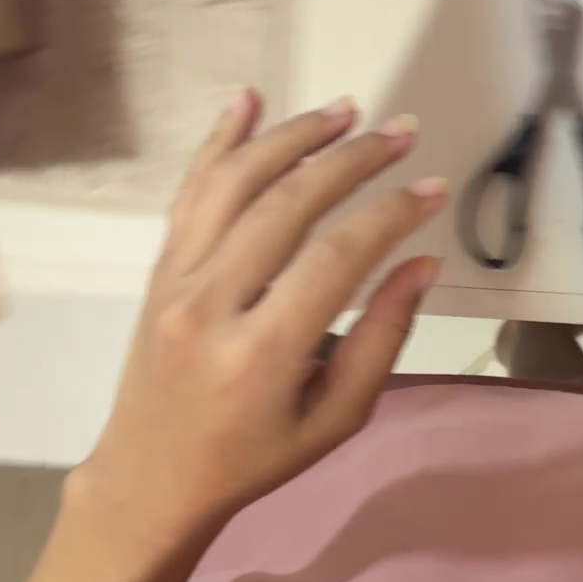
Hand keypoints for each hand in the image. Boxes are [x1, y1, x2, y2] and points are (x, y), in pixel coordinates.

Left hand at [66, 90, 446, 555]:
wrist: (149, 480)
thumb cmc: (255, 457)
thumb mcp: (338, 417)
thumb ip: (382, 337)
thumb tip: (422, 264)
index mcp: (261, 354)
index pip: (337, 258)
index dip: (391, 215)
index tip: (432, 189)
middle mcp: (208, 304)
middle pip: (286, 204)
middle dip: (352, 159)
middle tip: (401, 133)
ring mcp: (174, 280)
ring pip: (234, 183)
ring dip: (294, 136)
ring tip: (345, 110)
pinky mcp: (159, 269)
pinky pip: (190, 192)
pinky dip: (219, 141)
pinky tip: (247, 101)